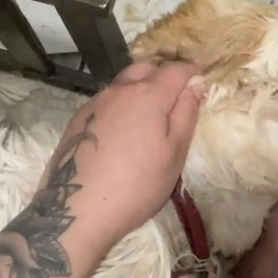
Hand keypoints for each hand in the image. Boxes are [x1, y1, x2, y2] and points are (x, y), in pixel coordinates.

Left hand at [49, 61, 203, 243]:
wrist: (76, 210)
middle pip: (145, 68)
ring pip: (122, 82)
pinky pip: (105, 100)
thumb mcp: (174, 153)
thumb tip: (195, 85)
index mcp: (149, 95)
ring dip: (139, 87)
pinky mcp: (78, 119)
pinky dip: (120, 103)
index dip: (191, 71)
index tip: (200, 78)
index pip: (175, 70)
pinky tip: (122, 127)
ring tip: (148, 111)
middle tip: (175, 93)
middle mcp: (120, 90)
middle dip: (163, 73)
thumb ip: (186, 114)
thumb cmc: (137, 184)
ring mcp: (95, 103)